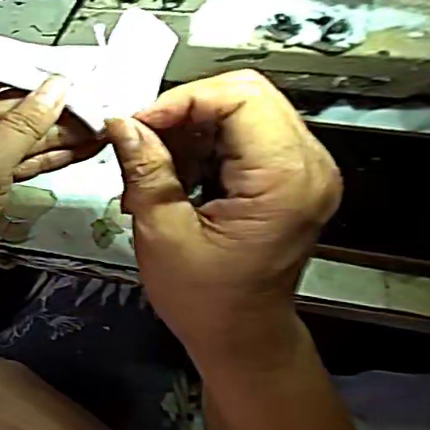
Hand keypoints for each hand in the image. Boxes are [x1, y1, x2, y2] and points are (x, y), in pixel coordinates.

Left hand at [0, 75, 98, 287]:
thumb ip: (25, 125)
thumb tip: (57, 88)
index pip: (2, 76)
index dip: (43, 78)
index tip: (85, 76)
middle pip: (19, 105)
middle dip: (62, 109)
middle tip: (107, 106)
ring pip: (26, 134)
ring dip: (65, 133)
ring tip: (106, 126)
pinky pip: (24, 157)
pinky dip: (51, 155)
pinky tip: (84, 148)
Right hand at [105, 70, 340, 363]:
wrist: (238, 332)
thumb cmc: (203, 296)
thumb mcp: (161, 231)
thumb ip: (146, 170)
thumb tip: (122, 124)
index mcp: (284, 180)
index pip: (240, 99)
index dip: (181, 102)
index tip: (135, 126)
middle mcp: (307, 166)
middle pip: (246, 96)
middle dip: (182, 110)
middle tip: (138, 140)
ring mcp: (301, 170)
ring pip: (242, 112)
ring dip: (188, 128)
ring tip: (153, 165)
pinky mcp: (285, 178)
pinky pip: (243, 136)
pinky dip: (200, 144)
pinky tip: (174, 174)